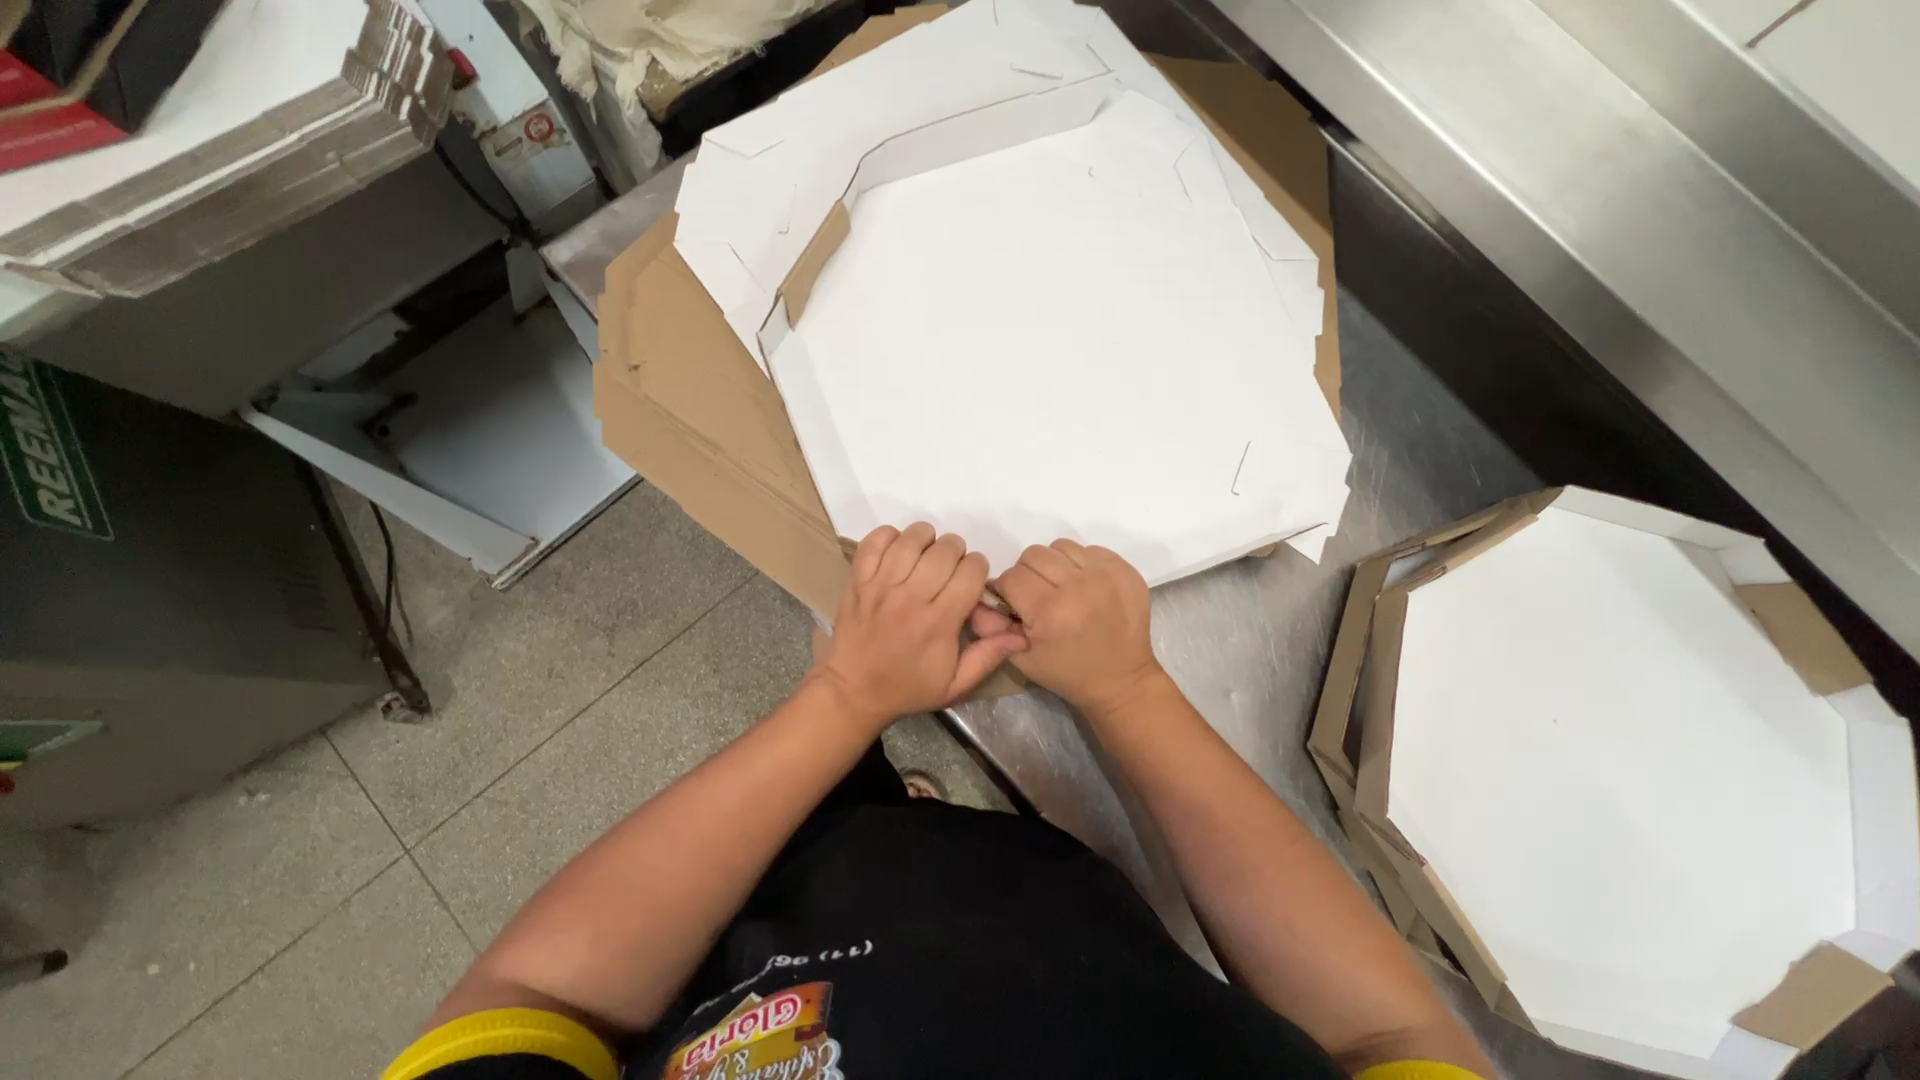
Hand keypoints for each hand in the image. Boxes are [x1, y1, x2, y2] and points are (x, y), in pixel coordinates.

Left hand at [808, 523, 1028, 727]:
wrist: (852, 692)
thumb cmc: (907, 689)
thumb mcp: (954, 685)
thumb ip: (987, 657)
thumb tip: (1020, 635)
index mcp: (939, 622)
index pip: (971, 571)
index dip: (978, 569)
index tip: (972, 581)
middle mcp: (911, 598)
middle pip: (945, 550)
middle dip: (956, 552)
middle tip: (951, 569)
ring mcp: (881, 586)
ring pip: (912, 539)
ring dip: (926, 540)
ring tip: (927, 556)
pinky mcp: (858, 580)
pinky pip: (874, 541)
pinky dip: (890, 537)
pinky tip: (898, 552)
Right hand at [975, 539, 1162, 715]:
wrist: (1120, 679)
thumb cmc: (1066, 672)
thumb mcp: (1020, 656)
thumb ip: (991, 625)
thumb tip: (979, 595)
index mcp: (1049, 610)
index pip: (1011, 576)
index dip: (1008, 590)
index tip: (1017, 605)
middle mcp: (1078, 586)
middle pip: (1034, 555)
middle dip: (1029, 574)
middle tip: (1039, 596)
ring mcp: (1105, 575)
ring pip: (1060, 546)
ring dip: (1055, 564)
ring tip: (1062, 589)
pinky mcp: (1125, 570)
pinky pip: (1089, 549)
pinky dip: (1081, 564)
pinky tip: (1085, 587)